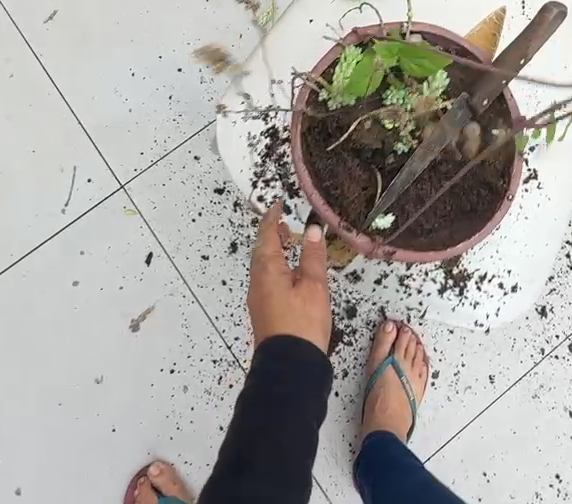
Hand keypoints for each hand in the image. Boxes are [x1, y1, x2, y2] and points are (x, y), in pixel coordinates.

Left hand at [247, 202, 332, 350]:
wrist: (290, 367)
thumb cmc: (303, 322)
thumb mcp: (314, 285)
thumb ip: (313, 255)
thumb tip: (312, 229)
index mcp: (267, 269)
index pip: (266, 234)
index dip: (272, 217)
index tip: (278, 204)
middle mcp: (257, 281)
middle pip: (262, 249)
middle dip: (273, 233)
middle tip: (286, 222)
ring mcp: (259, 298)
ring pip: (264, 265)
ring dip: (275, 250)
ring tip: (290, 243)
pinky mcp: (264, 311)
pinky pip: (267, 279)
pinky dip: (276, 267)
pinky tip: (290, 273)